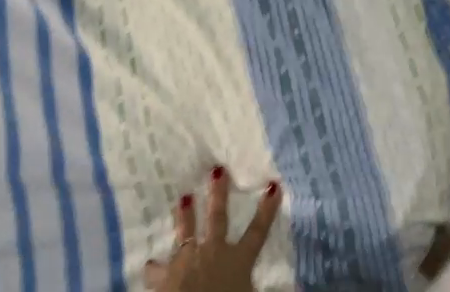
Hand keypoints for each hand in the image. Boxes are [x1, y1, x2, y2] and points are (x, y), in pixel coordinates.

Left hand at [144, 167, 282, 291]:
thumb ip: (271, 289)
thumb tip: (300, 287)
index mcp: (238, 259)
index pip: (258, 231)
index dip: (267, 209)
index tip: (273, 185)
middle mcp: (214, 251)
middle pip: (217, 218)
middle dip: (218, 194)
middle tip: (216, 169)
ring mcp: (188, 260)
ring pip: (186, 232)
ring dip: (184, 216)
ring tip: (183, 198)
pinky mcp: (166, 276)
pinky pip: (158, 270)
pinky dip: (154, 269)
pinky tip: (149, 265)